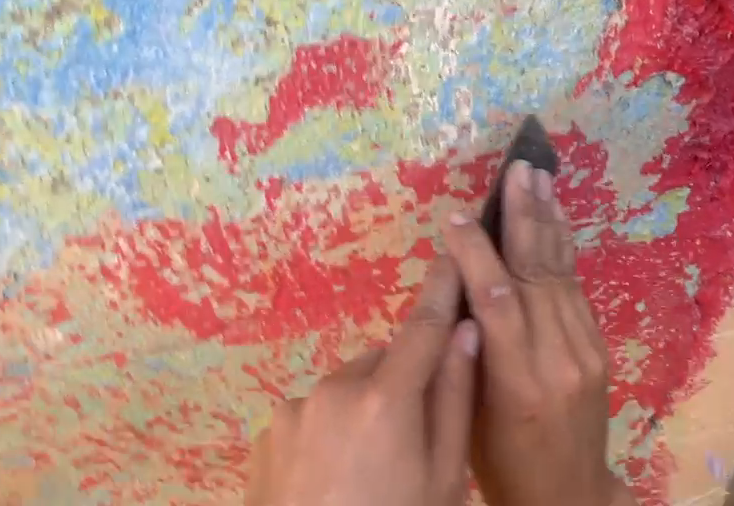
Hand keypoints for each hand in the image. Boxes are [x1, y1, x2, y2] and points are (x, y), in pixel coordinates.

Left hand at [246, 257, 479, 505]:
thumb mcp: (443, 481)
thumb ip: (455, 399)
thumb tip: (467, 330)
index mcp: (386, 399)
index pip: (424, 324)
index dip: (443, 288)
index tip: (455, 251)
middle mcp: (335, 387)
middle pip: (384, 363)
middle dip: (402, 383)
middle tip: (412, 440)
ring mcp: (294, 409)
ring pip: (348, 390)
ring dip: (363, 409)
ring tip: (367, 472)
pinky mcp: (267, 433)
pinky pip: (313, 414)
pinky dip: (328, 431)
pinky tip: (332, 481)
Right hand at [441, 160, 637, 505]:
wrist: (568, 495)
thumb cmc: (499, 460)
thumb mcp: (469, 412)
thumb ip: (469, 346)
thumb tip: (457, 279)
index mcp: (518, 380)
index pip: (497, 298)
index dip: (475, 252)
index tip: (455, 217)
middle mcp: (558, 357)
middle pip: (536, 272)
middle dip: (523, 216)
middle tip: (517, 170)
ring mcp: (585, 349)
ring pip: (560, 271)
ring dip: (547, 219)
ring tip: (539, 177)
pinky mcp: (599, 345)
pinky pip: (576, 286)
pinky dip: (562, 247)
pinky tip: (554, 218)